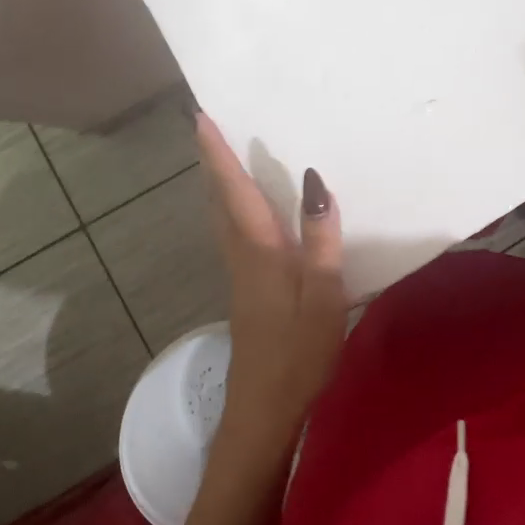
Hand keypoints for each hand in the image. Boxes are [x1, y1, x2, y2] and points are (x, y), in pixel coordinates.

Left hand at [196, 113, 347, 430]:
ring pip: (224, 216)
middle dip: (213, 162)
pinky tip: (252, 209)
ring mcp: (241, 273)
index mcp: (260, 250)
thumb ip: (320, 238)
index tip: (202, 117)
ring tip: (226, 156)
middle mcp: (243, 254)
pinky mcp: (247, 288)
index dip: (219, 154)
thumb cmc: (298, 350)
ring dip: (220, 183)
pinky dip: (234, 206)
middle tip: (210, 127)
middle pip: (220, 200)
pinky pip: (236, 231)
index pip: (236, 191)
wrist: (265, 407)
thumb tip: (314, 180)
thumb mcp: (323, 294)